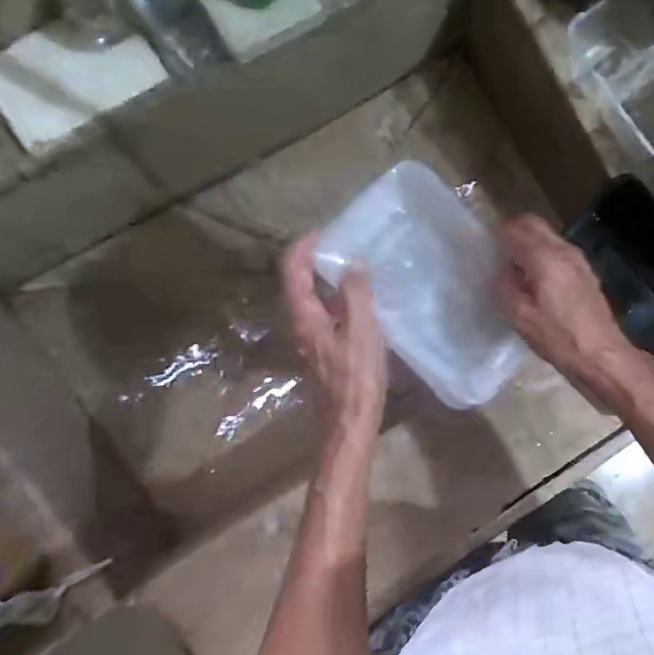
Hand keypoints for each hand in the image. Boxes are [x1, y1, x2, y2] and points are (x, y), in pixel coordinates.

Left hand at [281, 235, 388, 435]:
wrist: (350, 421)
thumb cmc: (356, 376)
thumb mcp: (362, 330)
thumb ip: (355, 294)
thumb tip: (353, 264)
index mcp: (303, 315)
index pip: (292, 269)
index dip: (305, 246)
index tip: (326, 233)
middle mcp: (298, 324)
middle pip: (298, 283)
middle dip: (317, 261)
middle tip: (345, 248)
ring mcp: (308, 340)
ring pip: (312, 300)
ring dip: (328, 282)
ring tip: (357, 271)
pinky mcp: (321, 352)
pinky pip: (324, 316)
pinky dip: (337, 302)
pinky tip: (361, 304)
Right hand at [495, 215, 650, 396]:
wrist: (602, 355)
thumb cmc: (559, 338)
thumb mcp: (520, 316)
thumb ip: (505, 285)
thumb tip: (501, 270)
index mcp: (546, 258)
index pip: (514, 229)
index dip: (496, 237)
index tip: (484, 253)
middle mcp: (564, 250)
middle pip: (533, 224)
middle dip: (512, 233)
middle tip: (497, 257)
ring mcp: (579, 260)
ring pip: (547, 236)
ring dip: (528, 244)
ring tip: (514, 271)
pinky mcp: (586, 273)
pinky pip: (558, 251)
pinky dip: (542, 256)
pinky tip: (535, 282)